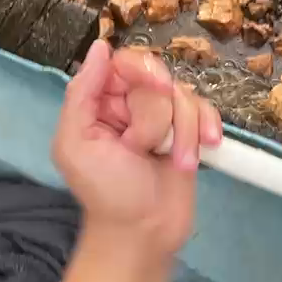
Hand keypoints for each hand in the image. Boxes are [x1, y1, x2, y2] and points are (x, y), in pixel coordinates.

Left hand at [52, 41, 221, 261]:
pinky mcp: (188, 134)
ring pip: (185, 97)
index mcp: (99, 101)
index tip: (156, 88)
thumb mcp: (76, 145)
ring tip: (175, 164)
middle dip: (159, 116)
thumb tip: (100, 48)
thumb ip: (82, 94)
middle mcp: (130, 104)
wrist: (144, 234)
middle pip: (159, 79)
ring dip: (183, 134)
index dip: (144, 71)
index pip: (125, 62)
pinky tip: (204, 150)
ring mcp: (162, 118)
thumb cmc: (105, 193)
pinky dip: (206, 130)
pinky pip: (205, 111)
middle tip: (147, 148)